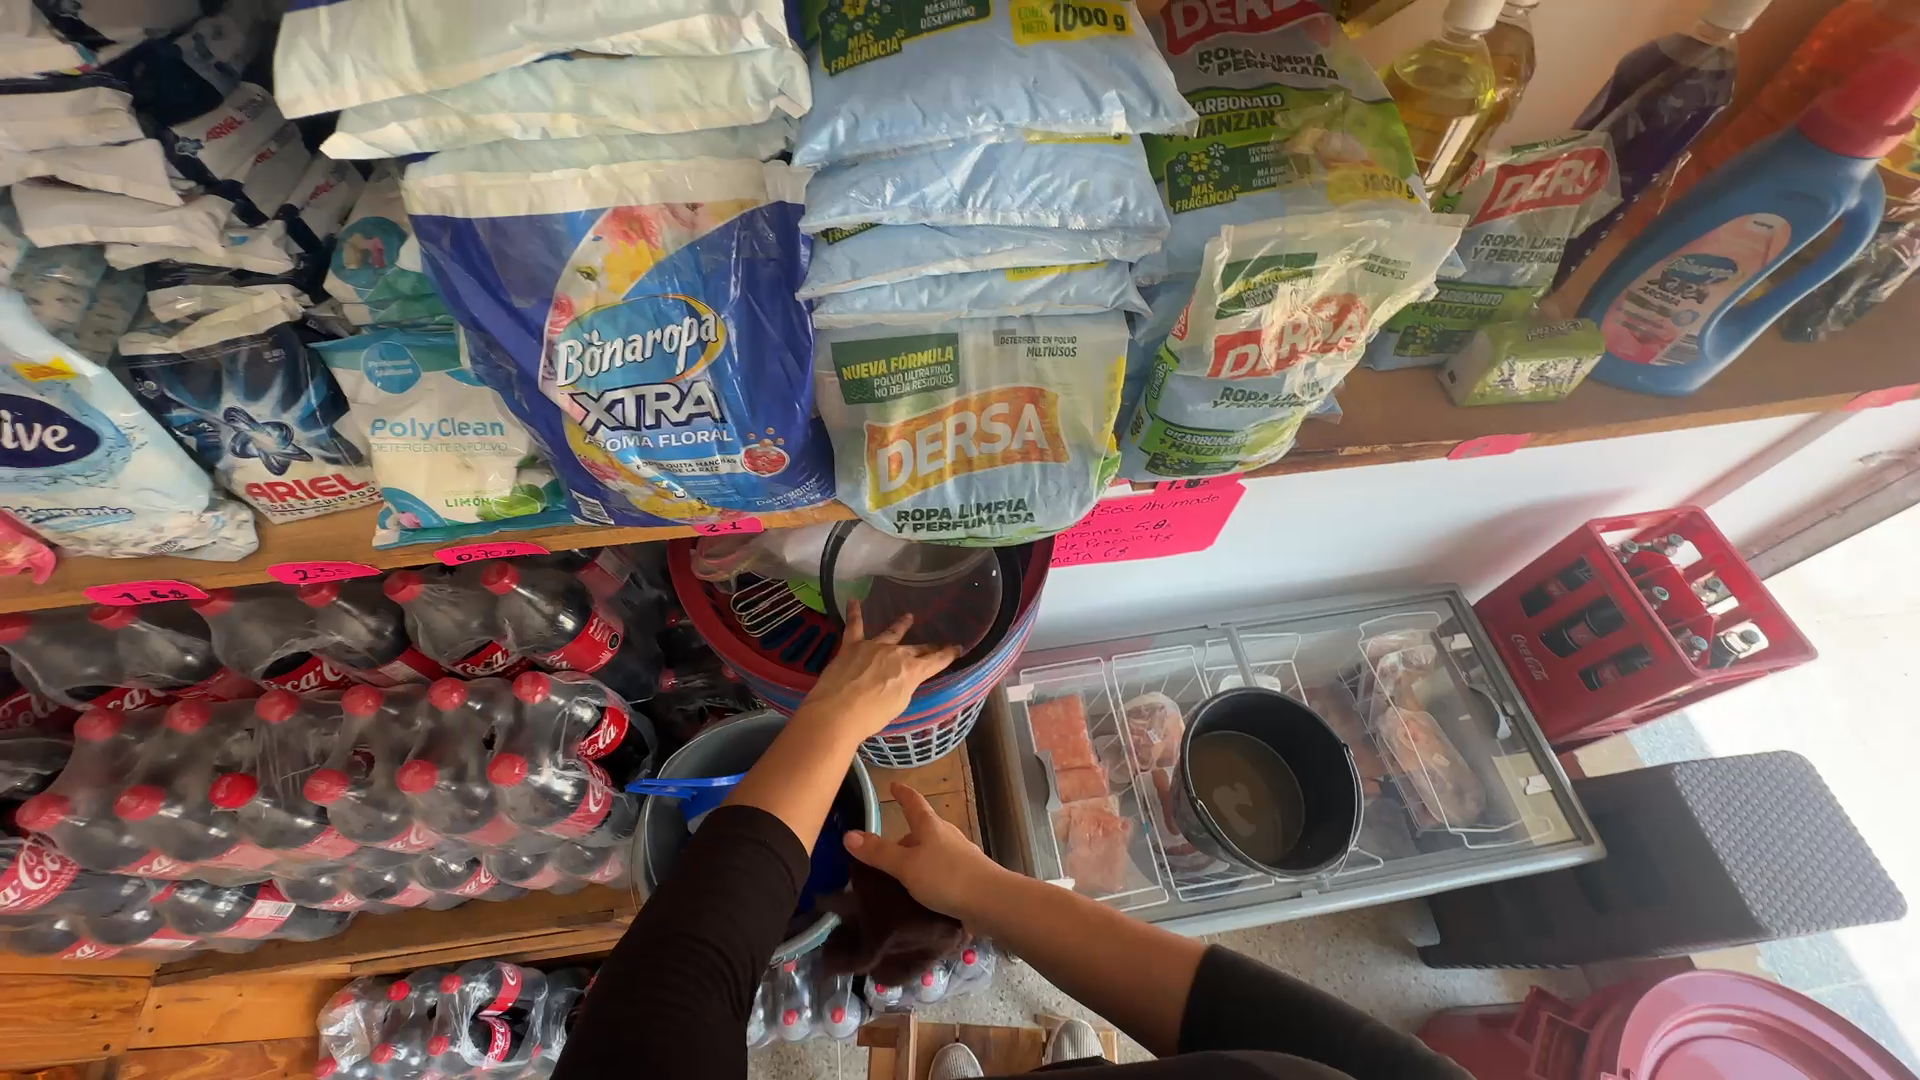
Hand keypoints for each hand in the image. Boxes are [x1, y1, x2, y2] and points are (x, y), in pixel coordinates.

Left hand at [798, 600, 962, 740]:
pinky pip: (855, 625)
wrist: (837, 712)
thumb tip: (902, 678)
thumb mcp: (899, 705)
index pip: (936, 661)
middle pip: (916, 648)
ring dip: (901, 624)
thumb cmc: (870, 717)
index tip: (958, 647)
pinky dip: (855, 612)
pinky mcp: (852, 645)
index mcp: (912, 671)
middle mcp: (896, 653)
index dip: (948, 655)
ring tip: (908, 616)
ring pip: (891, 632)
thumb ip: (904, 687)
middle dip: (928, 647)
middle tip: (936, 644)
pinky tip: (853, 600)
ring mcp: (873, 646)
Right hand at [843, 783, 1009, 928]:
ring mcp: (959, 854)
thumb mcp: (906, 866)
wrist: (990, 901)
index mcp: (930, 825)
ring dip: (916, 859)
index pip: (913, 802)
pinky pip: (941, 870)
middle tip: (883, 854)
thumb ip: (879, 853)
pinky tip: (921, 894)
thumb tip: (849, 834)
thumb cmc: (946, 876)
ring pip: (931, 851)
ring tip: (898, 879)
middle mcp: (946, 834)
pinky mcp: (967, 875)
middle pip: (922, 829)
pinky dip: (928, 876)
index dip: (902, 793)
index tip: (893, 785)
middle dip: (904, 838)